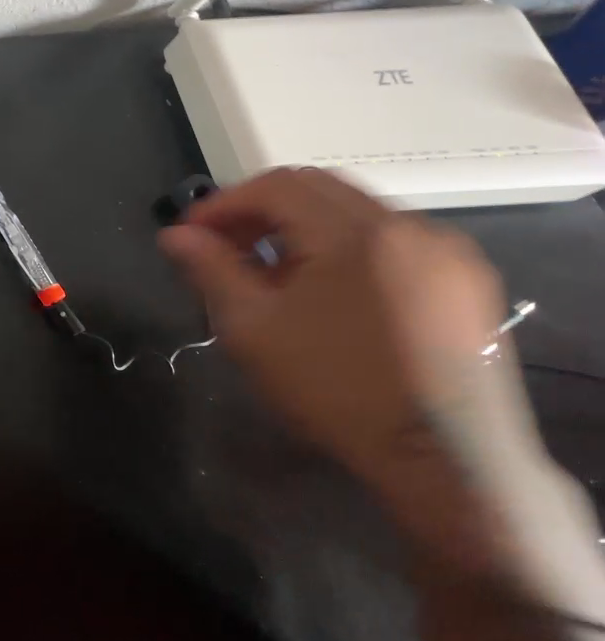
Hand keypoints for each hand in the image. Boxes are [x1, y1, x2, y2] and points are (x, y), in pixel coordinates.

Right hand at [157, 169, 507, 493]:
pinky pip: (391, 240)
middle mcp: (410, 226)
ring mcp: (447, 252)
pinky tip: (323, 290)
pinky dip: (344, 247)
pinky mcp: (465, 281)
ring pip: (356, 212)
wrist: (442, 455)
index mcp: (356, 233)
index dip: (223, 203)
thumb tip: (175, 235)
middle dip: (260, 210)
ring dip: (301, 228)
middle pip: (319, 189)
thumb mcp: (251, 327)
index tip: (190, 235)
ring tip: (268, 272)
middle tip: (222, 248)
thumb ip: (209, 269)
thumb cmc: (332, 386)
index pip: (277, 185)